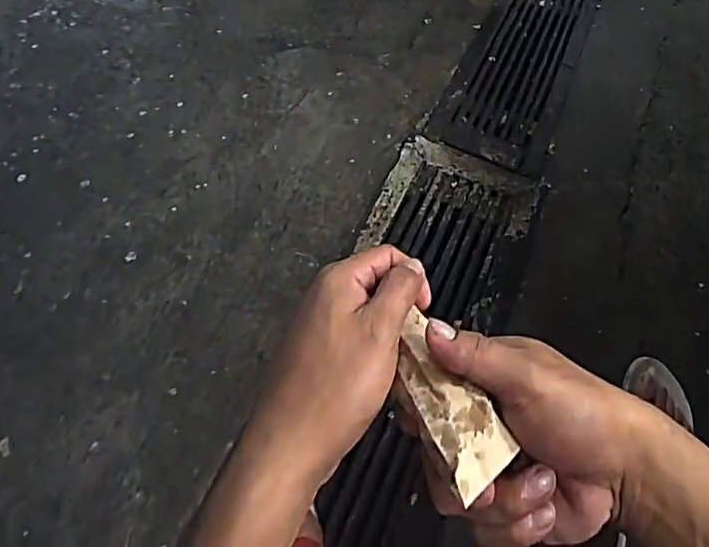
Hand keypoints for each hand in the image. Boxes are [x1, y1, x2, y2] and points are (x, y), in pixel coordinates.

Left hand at [244, 246, 432, 487]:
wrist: (287, 454)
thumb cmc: (336, 391)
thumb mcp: (382, 329)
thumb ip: (402, 287)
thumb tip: (412, 266)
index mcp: (337, 281)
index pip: (391, 255)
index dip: (414, 279)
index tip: (421, 312)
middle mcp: (321, 297)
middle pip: (380, 282)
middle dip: (401, 306)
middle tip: (407, 339)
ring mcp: (315, 326)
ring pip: (369, 311)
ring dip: (388, 331)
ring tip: (391, 360)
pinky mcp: (314, 353)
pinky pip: (355, 335)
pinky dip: (371, 349)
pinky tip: (372, 375)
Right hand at [414, 322, 661, 544]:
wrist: (624, 470)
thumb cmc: (588, 411)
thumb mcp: (529, 376)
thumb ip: (477, 356)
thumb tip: (434, 331)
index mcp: (491, 379)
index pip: (433, 392)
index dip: (426, 417)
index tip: (440, 432)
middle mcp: (489, 422)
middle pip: (439, 459)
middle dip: (469, 475)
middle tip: (500, 466)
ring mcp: (498, 466)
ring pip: (460, 501)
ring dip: (506, 501)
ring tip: (541, 479)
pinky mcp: (509, 506)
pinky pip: (485, 531)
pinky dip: (518, 524)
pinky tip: (546, 501)